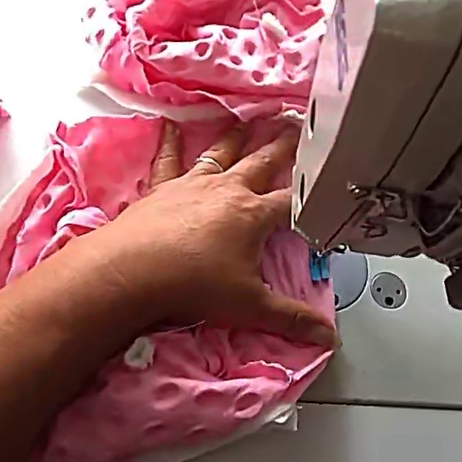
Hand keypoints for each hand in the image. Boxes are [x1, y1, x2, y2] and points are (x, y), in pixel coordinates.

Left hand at [44, 121, 336, 346]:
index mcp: (253, 215)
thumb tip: (330, 339)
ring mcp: (193, 185)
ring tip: (248, 121)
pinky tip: (169, 125)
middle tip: (296, 126)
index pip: (291, 199)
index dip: (310, 191)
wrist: (131, 272)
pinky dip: (170, 142)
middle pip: (262, 162)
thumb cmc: (193, 286)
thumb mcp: (250, 307)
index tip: (323, 180)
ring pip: (222, 153)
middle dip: (282, 146)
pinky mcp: (162, 188)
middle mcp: (227, 191)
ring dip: (237, 137)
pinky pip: (169, 159)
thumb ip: (292, 319)